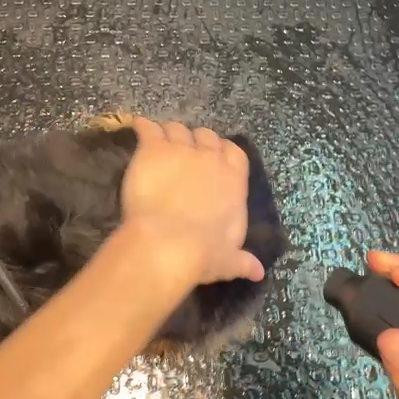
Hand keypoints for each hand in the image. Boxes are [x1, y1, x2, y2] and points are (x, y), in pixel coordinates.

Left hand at [117, 118, 264, 287]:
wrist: (169, 242)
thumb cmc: (204, 253)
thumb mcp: (229, 260)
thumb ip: (243, 261)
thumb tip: (259, 272)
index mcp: (234, 180)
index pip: (235, 152)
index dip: (224, 151)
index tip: (216, 157)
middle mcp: (210, 158)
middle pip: (206, 135)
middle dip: (198, 140)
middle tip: (187, 151)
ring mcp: (181, 150)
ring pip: (177, 129)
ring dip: (171, 134)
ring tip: (163, 141)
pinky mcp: (153, 149)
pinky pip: (149, 128)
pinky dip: (144, 126)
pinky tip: (139, 127)